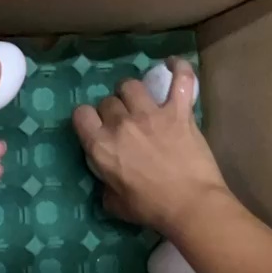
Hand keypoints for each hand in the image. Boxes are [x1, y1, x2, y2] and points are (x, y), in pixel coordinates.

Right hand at [72, 58, 235, 233]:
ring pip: (132, 86)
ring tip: (139, 101)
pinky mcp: (179, 112)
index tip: (95, 128)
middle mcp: (121, 123)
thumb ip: (105, 184)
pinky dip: (179, 69)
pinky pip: (181, 80)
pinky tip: (174, 64)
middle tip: (122, 124)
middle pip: (107, 101)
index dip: (87, 120)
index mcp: (100, 145)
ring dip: (132, 92)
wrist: (191, 206)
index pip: (81, 115)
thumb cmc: (150, 209)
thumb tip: (107, 179)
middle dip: (112, 110)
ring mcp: (151, 114)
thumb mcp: (114, 203)